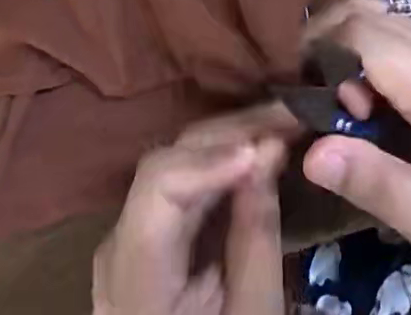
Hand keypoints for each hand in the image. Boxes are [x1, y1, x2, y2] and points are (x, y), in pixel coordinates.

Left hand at [94, 105, 295, 314]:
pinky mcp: (147, 221)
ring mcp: (128, 229)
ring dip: (234, 134)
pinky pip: (184, 171)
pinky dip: (225, 152)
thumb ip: (257, 230)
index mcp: (134, 286)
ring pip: (176, 156)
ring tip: (286, 119)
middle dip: (234, 133)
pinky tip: (261, 138)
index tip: (265, 148)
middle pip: (169, 163)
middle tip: (294, 115)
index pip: (158, 193)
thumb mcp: (254, 308)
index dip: (209, 161)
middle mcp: (117, 245)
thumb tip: (271, 145)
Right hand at [298, 0, 410, 269]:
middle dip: (318, 54)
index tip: (322, 119)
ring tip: (344, 109)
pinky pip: (384, 28)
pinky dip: (356, 49)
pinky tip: (367, 100)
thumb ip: (377, 184)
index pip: (352, 33)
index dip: (320, 68)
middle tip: (324, 114)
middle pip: (351, 14)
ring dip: (336, 49)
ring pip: (366, 12)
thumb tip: (311, 152)